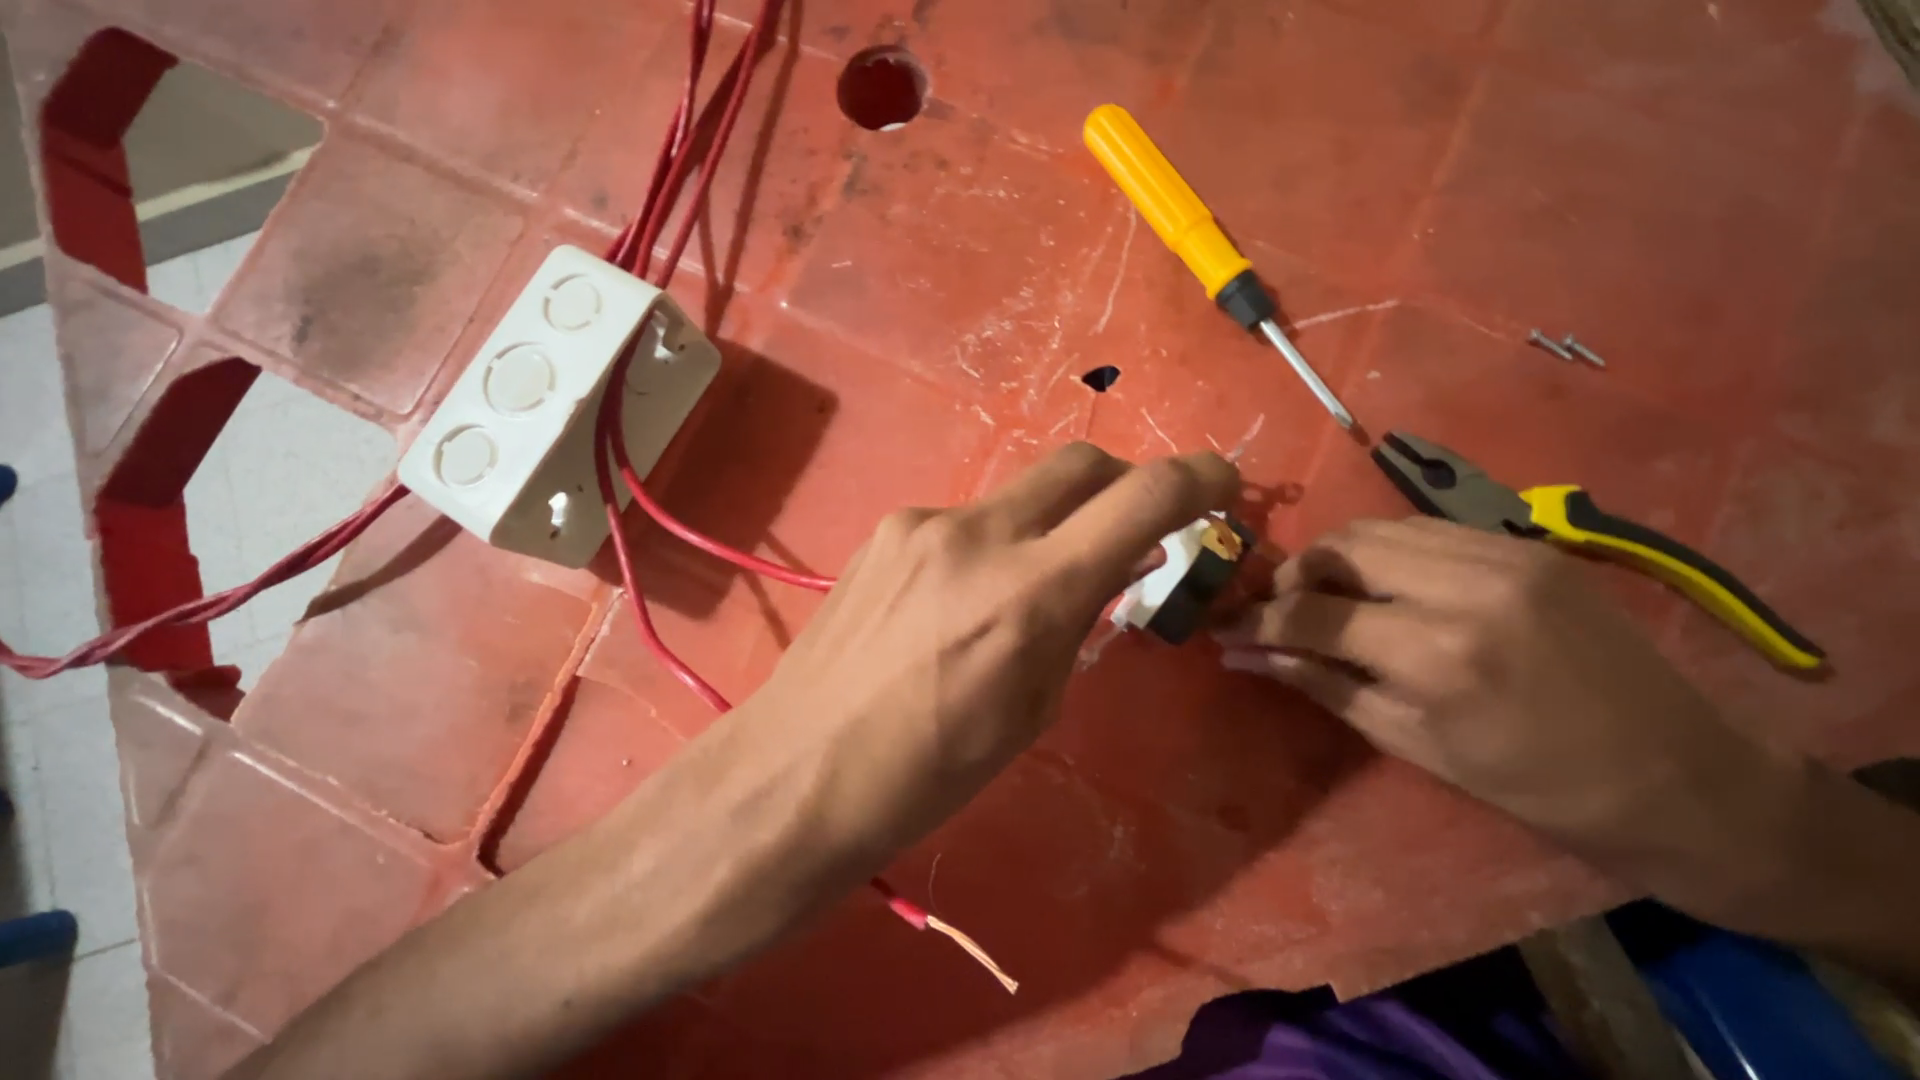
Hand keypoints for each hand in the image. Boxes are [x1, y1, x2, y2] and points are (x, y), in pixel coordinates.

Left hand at [688, 443, 1237, 928]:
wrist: (797, 773)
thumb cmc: (928, 774)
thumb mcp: (1032, 709)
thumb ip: (1079, 622)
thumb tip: (1113, 568)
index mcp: (1030, 592)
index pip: (1142, 497)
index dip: (1198, 479)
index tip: (1221, 484)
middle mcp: (978, 534)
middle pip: (1081, 463)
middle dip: (1124, 484)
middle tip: (1136, 528)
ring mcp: (922, 523)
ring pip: (1018, 495)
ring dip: (1050, 524)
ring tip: (1033, 587)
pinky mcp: (884, 530)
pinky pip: (964, 521)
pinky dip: (993, 544)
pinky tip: (965, 599)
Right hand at [1216, 518, 1792, 889]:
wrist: (1680, 778)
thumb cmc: (1536, 786)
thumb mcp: (1414, 743)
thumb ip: (1324, 684)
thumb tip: (1245, 654)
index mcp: (1436, 653)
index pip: (1313, 612)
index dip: (1257, 617)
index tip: (1222, 624)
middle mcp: (1466, 584)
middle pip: (1342, 546)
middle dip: (1294, 574)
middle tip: (1276, 609)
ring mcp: (1506, 555)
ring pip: (1382, 526)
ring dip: (1338, 557)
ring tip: (1324, 597)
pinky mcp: (1530, 547)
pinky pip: (1430, 530)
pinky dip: (1389, 552)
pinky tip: (1386, 587)